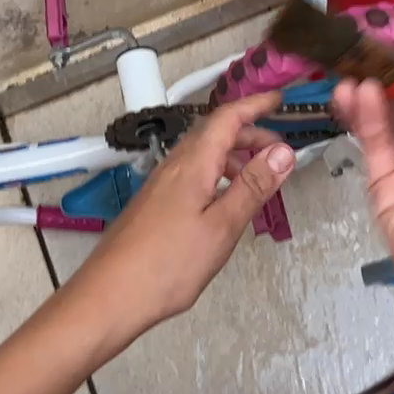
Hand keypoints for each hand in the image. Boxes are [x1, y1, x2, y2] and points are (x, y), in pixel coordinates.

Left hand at [64, 92, 295, 340]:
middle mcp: (175, 164)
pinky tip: (226, 201)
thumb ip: (252, 187)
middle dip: (250, 133)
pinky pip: (194, 172)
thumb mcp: (221, 226)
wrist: (110, 294)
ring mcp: (163, 183)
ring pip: (204, 154)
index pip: (227, 118)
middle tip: (280, 150)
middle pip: (216, 133)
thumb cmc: (167, 263)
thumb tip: (283, 150)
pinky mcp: (157, 201)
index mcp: (193, 162)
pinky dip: (218, 174)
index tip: (278, 99)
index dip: (254, 105)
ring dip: (235, 156)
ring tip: (260, 178)